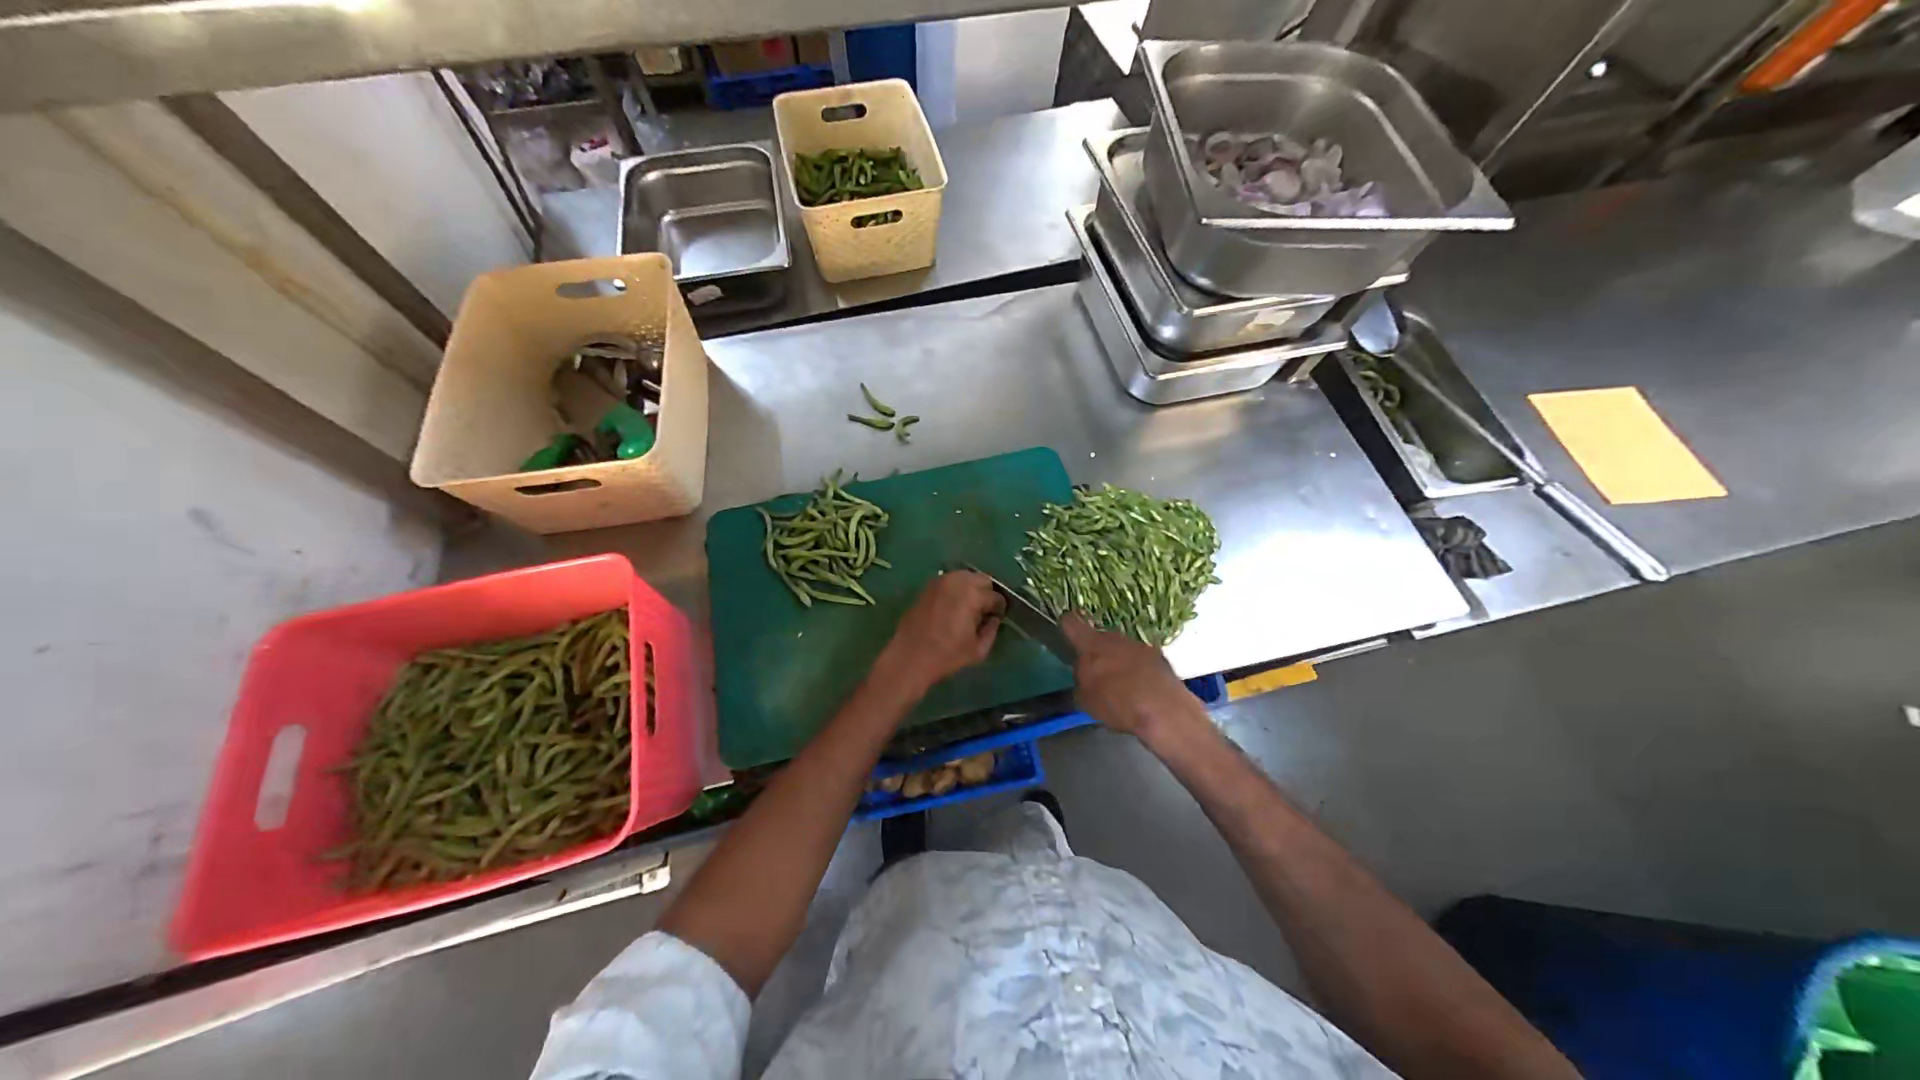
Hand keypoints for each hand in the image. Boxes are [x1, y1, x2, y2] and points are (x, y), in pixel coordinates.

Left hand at [873, 571, 1005, 697]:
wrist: (910, 657)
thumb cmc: (947, 656)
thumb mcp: (978, 650)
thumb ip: (991, 630)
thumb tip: (993, 618)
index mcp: (973, 595)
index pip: (996, 597)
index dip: (998, 610)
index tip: (995, 620)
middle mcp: (958, 581)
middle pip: (982, 580)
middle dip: (986, 594)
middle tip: (982, 612)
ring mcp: (940, 581)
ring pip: (965, 577)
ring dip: (971, 589)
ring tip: (968, 608)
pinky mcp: (928, 586)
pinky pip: (950, 581)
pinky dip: (956, 589)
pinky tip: (952, 606)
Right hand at [1061, 613, 1208, 743]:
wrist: (1163, 709)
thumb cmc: (1117, 703)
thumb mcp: (1085, 699)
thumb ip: (1081, 680)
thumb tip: (1083, 672)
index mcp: (1090, 645)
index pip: (1071, 622)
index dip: (1067, 625)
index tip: (1066, 631)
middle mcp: (1114, 638)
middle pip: (1099, 638)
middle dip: (1097, 653)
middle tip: (1096, 674)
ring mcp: (1138, 645)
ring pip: (1121, 648)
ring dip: (1119, 661)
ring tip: (1121, 687)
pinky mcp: (1158, 656)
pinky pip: (1140, 659)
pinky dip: (1138, 670)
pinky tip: (1141, 690)